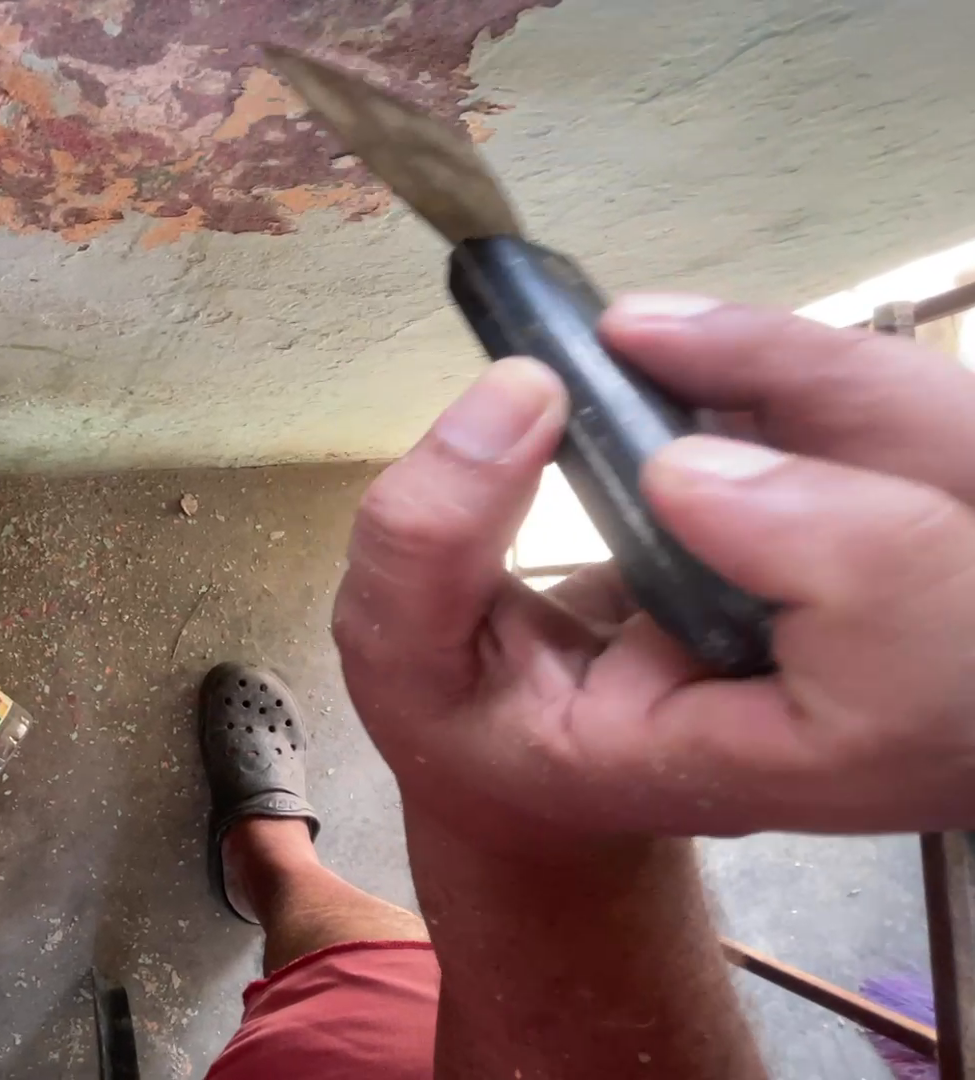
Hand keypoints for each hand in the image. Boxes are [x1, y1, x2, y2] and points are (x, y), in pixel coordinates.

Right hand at [333, 295, 974, 842]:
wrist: (521, 739)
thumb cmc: (456, 713)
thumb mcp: (396, 645)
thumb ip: (426, 543)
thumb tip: (522, 387)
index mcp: (737, 764)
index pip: (906, 707)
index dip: (853, 568)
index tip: (670, 469)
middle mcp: (865, 706)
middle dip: (829, 403)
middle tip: (639, 339)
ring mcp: (886, 627)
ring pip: (953, 464)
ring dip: (809, 371)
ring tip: (649, 339)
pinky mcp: (867, 559)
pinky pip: (902, 435)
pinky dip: (799, 372)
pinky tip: (684, 362)